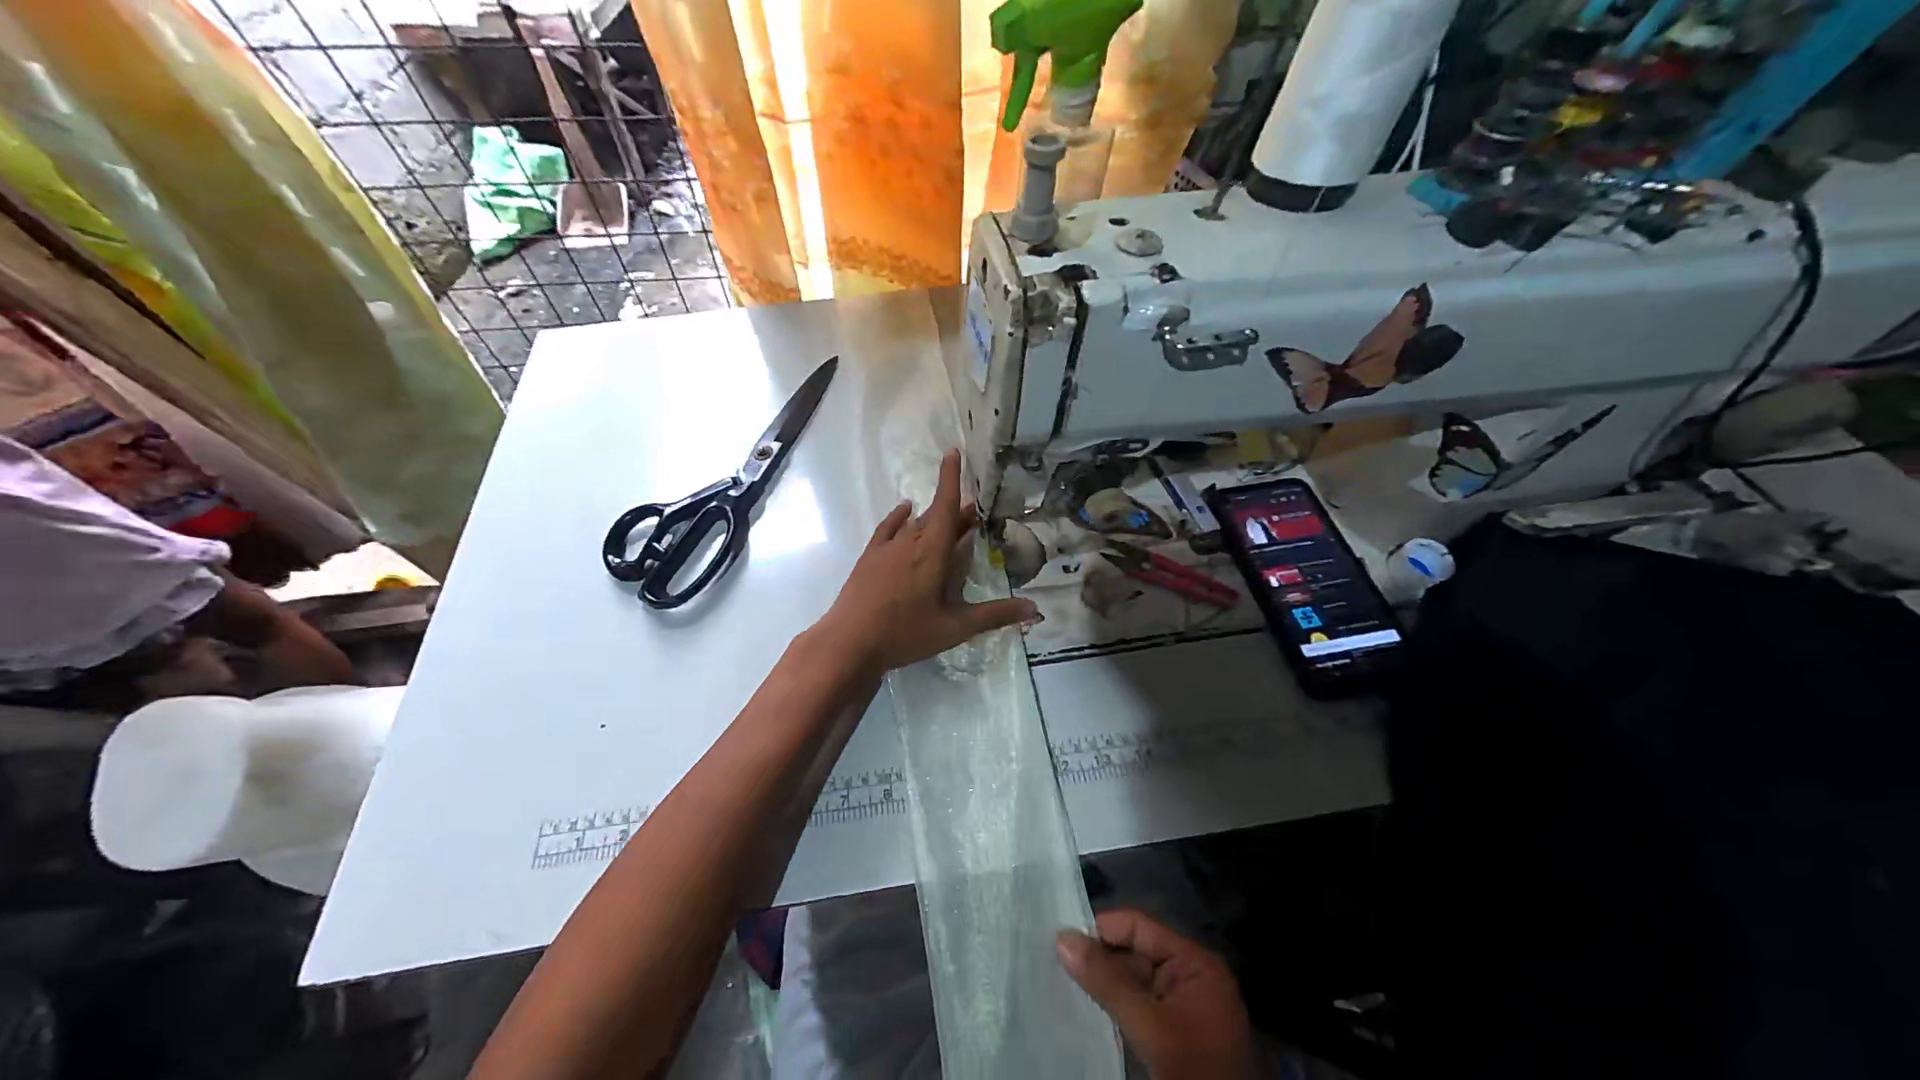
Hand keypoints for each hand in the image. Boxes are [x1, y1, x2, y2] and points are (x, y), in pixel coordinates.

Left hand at [816, 449, 1037, 673]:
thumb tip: (1035, 609)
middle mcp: (910, 542)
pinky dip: (899, 518)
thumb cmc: (905, 633)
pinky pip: (888, 529)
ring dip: (933, 517)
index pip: (945, 506)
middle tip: (973, 513)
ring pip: (915, 524)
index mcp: (932, 552)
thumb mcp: (955, 628)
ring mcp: (886, 549)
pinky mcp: (869, 559)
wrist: (849, 642)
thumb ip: (994, 615)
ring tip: (948, 517)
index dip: (950, 478)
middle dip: (955, 512)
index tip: (953, 452)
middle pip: (936, 517)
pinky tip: (904, 512)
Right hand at [1057, 909, 1258, 1079]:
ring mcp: (1181, 1006)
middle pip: (1133, 951)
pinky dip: (1112, 1006)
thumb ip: (1107, 981)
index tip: (1060, 943)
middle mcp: (1189, 975)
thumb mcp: (1149, 1026)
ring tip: (1061, 983)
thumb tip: (1062, 938)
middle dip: (1097, 959)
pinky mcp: (1172, 1033)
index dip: (1100, 931)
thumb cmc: (1195, 1072)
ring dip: (1101, 984)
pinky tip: (1084, 1009)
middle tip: (1053, 964)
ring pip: (1131, 980)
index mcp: (1194, 962)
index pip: (1138, 926)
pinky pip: (1135, 1006)